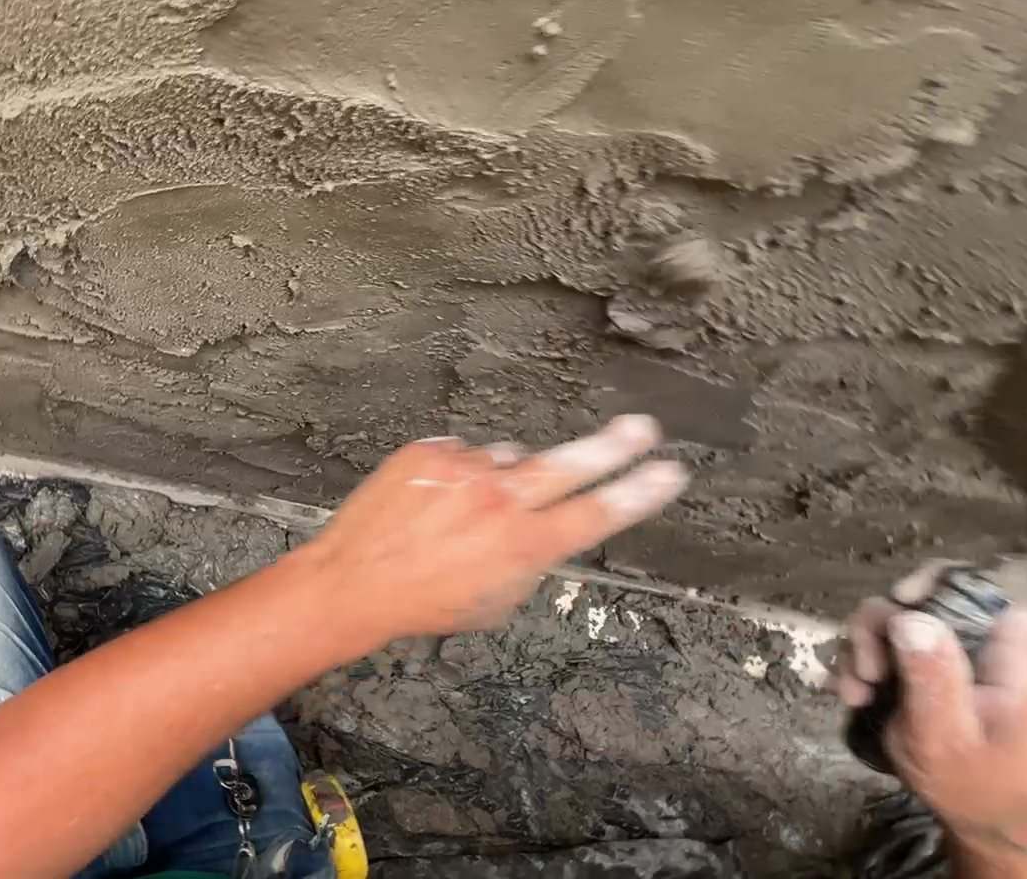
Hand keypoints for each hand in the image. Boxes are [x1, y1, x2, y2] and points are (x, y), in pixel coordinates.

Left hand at [302, 416, 686, 642]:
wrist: (356, 578)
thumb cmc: (426, 599)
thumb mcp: (497, 599)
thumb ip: (531, 557)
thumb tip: (545, 524)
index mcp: (525, 544)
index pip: (599, 513)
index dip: (640, 492)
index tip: (670, 471)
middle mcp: (499, 500)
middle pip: (569, 464)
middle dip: (612, 446)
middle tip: (641, 427)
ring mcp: (462, 470)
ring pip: (503, 459)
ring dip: (497, 477)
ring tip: (462, 510)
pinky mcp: (428, 452)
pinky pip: (461, 453)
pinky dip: (457, 472)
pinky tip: (434, 499)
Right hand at [833, 567, 1026, 872]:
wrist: (994, 832)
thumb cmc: (973, 788)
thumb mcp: (943, 735)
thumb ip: (932, 676)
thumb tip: (911, 616)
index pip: (999, 591)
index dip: (945, 581)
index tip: (901, 601)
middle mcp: (1008, 659)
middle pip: (937, 605)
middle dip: (883, 628)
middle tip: (865, 669)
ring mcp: (979, 667)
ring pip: (909, 625)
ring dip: (868, 649)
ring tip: (854, 690)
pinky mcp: (954, 677)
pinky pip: (905, 648)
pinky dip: (874, 664)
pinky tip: (857, 692)